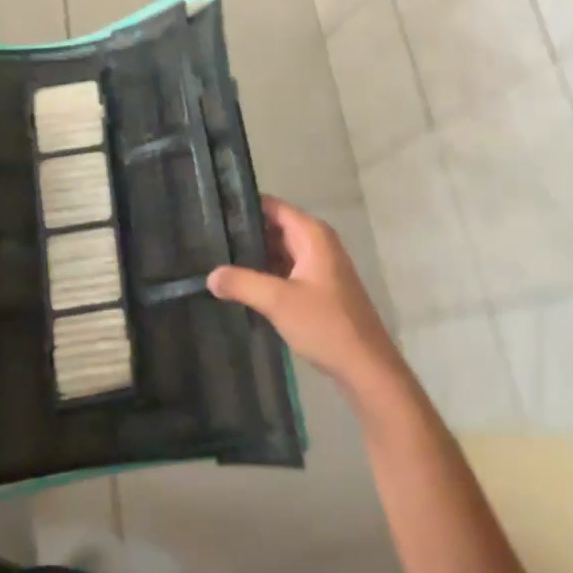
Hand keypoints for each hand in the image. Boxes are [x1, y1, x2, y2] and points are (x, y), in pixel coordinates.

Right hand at [208, 197, 405, 398]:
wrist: (365, 366)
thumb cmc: (325, 325)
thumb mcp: (278, 301)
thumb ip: (242, 283)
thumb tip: (210, 275)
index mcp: (313, 235)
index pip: (273, 207)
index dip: (244, 206)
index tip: (213, 210)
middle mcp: (318, 243)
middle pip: (276, 227)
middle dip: (245, 234)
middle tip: (206, 240)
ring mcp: (320, 267)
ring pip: (280, 251)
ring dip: (254, 257)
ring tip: (215, 260)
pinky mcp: (319, 289)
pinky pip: (287, 271)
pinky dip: (266, 275)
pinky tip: (241, 285)